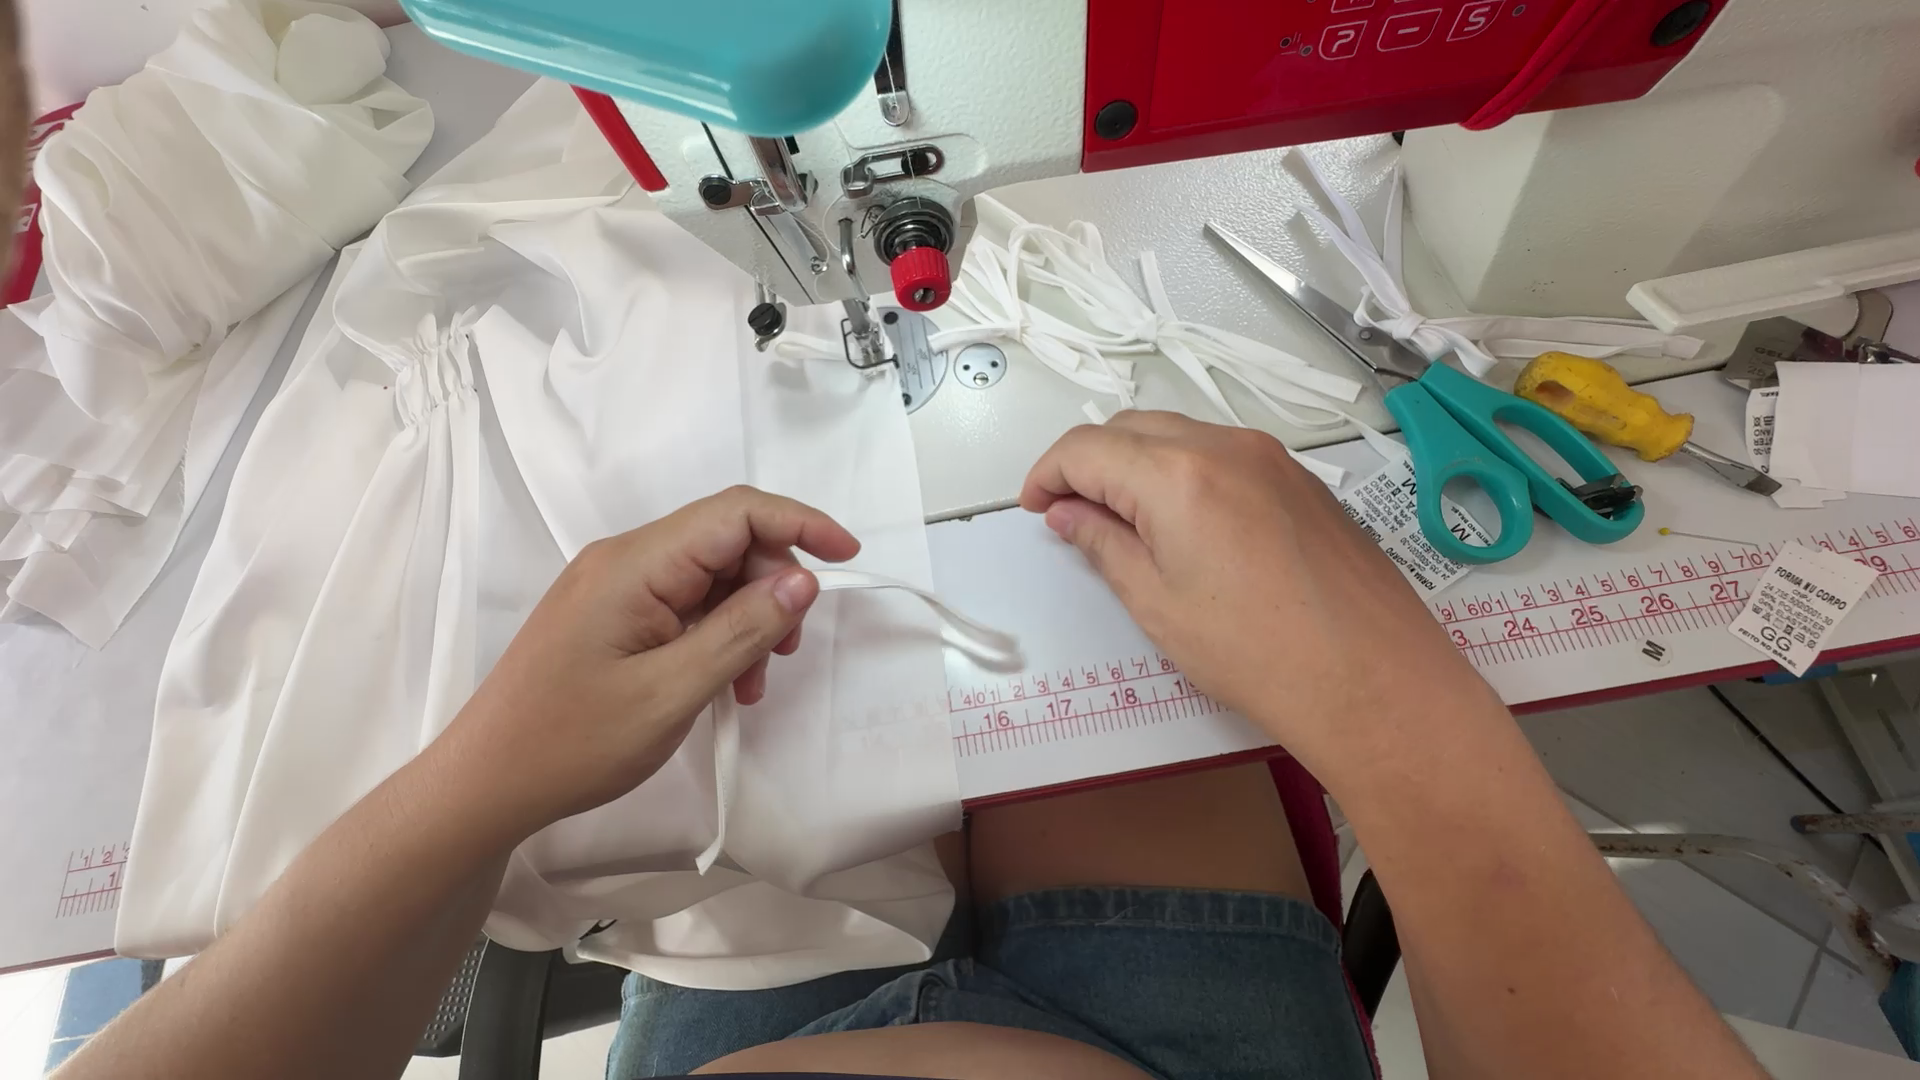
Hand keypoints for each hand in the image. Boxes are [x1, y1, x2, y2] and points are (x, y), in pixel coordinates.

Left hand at [435, 486, 859, 837]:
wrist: (484, 787)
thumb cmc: (573, 742)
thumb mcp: (672, 691)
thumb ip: (743, 629)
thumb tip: (804, 579)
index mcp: (636, 563)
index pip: (737, 512)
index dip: (801, 523)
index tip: (850, 557)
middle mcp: (627, 558)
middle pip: (728, 542)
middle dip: (773, 585)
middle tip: (786, 651)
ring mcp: (619, 585)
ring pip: (714, 576)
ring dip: (749, 618)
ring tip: (752, 681)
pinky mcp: (617, 613)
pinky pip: (689, 604)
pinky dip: (721, 634)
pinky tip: (724, 681)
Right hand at [1020, 412, 1498, 774]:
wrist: (1374, 679)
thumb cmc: (1252, 652)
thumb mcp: (1155, 603)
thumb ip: (1102, 543)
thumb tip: (1066, 513)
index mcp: (1177, 475)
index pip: (1087, 447)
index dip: (1047, 473)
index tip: (1034, 508)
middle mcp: (1224, 445)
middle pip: (1129, 427)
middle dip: (1087, 462)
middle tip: (1072, 514)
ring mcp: (1268, 455)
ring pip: (1175, 433)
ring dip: (1133, 462)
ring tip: (1122, 518)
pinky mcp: (1297, 475)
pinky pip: (1218, 451)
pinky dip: (1179, 469)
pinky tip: (1181, 519)